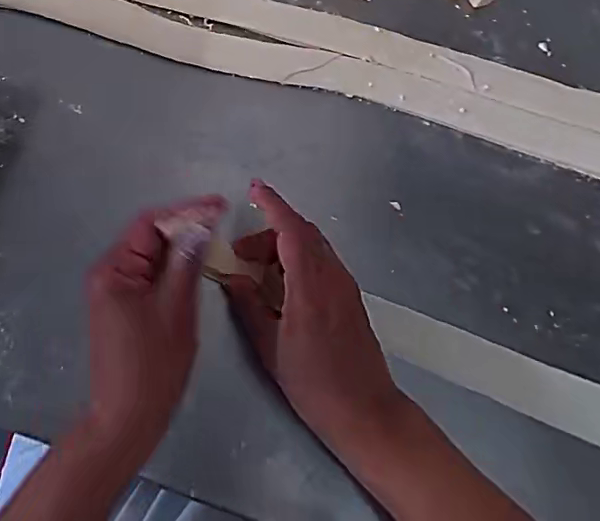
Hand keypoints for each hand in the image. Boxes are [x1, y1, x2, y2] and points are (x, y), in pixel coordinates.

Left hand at [82, 194, 225, 447]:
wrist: (126, 422)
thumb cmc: (151, 367)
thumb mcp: (176, 310)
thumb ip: (187, 262)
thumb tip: (200, 225)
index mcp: (113, 270)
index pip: (150, 223)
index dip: (186, 211)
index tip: (218, 206)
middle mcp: (108, 273)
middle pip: (150, 235)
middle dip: (185, 224)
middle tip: (220, 218)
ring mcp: (115, 290)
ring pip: (152, 253)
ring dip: (181, 243)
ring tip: (214, 234)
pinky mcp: (125, 304)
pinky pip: (151, 271)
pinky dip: (174, 264)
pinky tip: (196, 261)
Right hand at [219, 181, 405, 447]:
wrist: (366, 411)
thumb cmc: (314, 384)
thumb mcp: (271, 349)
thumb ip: (249, 307)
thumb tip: (233, 278)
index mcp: (310, 283)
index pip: (290, 229)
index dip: (272, 205)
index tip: (254, 189)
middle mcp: (332, 274)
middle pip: (301, 232)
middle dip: (269, 231)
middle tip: (241, 253)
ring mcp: (344, 283)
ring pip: (312, 244)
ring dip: (284, 244)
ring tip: (257, 268)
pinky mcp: (350, 295)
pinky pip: (321, 259)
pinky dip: (299, 257)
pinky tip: (282, 282)